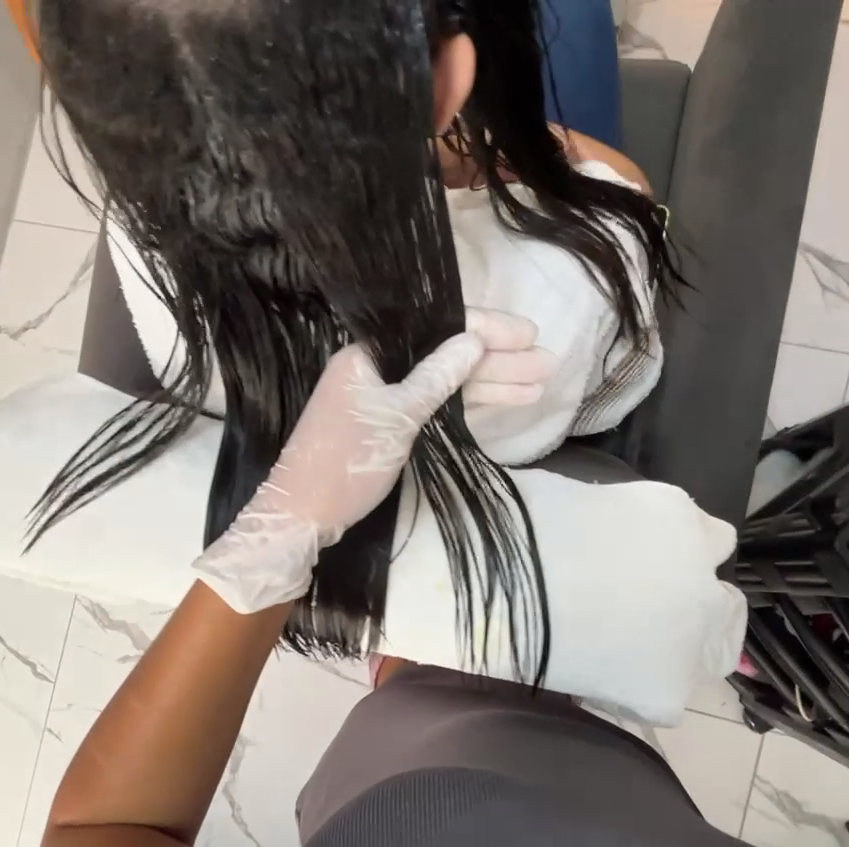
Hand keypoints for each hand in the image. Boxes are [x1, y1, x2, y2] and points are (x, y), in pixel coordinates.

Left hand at [192, 308, 546, 612]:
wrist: (301, 515)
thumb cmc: (345, 462)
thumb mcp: (397, 417)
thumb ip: (436, 377)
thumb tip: (473, 341)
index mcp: (370, 353)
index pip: (436, 328)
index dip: (485, 329)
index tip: (527, 333)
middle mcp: (379, 367)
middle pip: (446, 354)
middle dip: (498, 359)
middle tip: (547, 361)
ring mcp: (385, 398)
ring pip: (446, 383)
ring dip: (491, 383)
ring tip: (540, 384)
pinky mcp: (390, 425)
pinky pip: (436, 405)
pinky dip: (467, 405)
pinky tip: (505, 401)